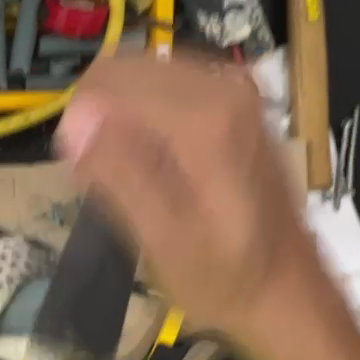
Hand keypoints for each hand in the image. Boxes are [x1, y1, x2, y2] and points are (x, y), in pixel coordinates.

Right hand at [56, 54, 322, 349]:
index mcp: (205, 118)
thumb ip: (118, 173)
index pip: (108, 81)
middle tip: (99, 176)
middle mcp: (223, 88)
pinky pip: (165, 87)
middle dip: (98, 117)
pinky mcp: (233, 103)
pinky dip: (141, 117)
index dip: (80, 123)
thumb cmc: (222, 278)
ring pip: (141, 75)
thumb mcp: (162, 239)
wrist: (285, 290)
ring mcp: (233, 92)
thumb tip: (74, 122)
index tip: (80, 172)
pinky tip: (146, 162)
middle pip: (124, 69)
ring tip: (121, 173)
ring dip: (117, 118)